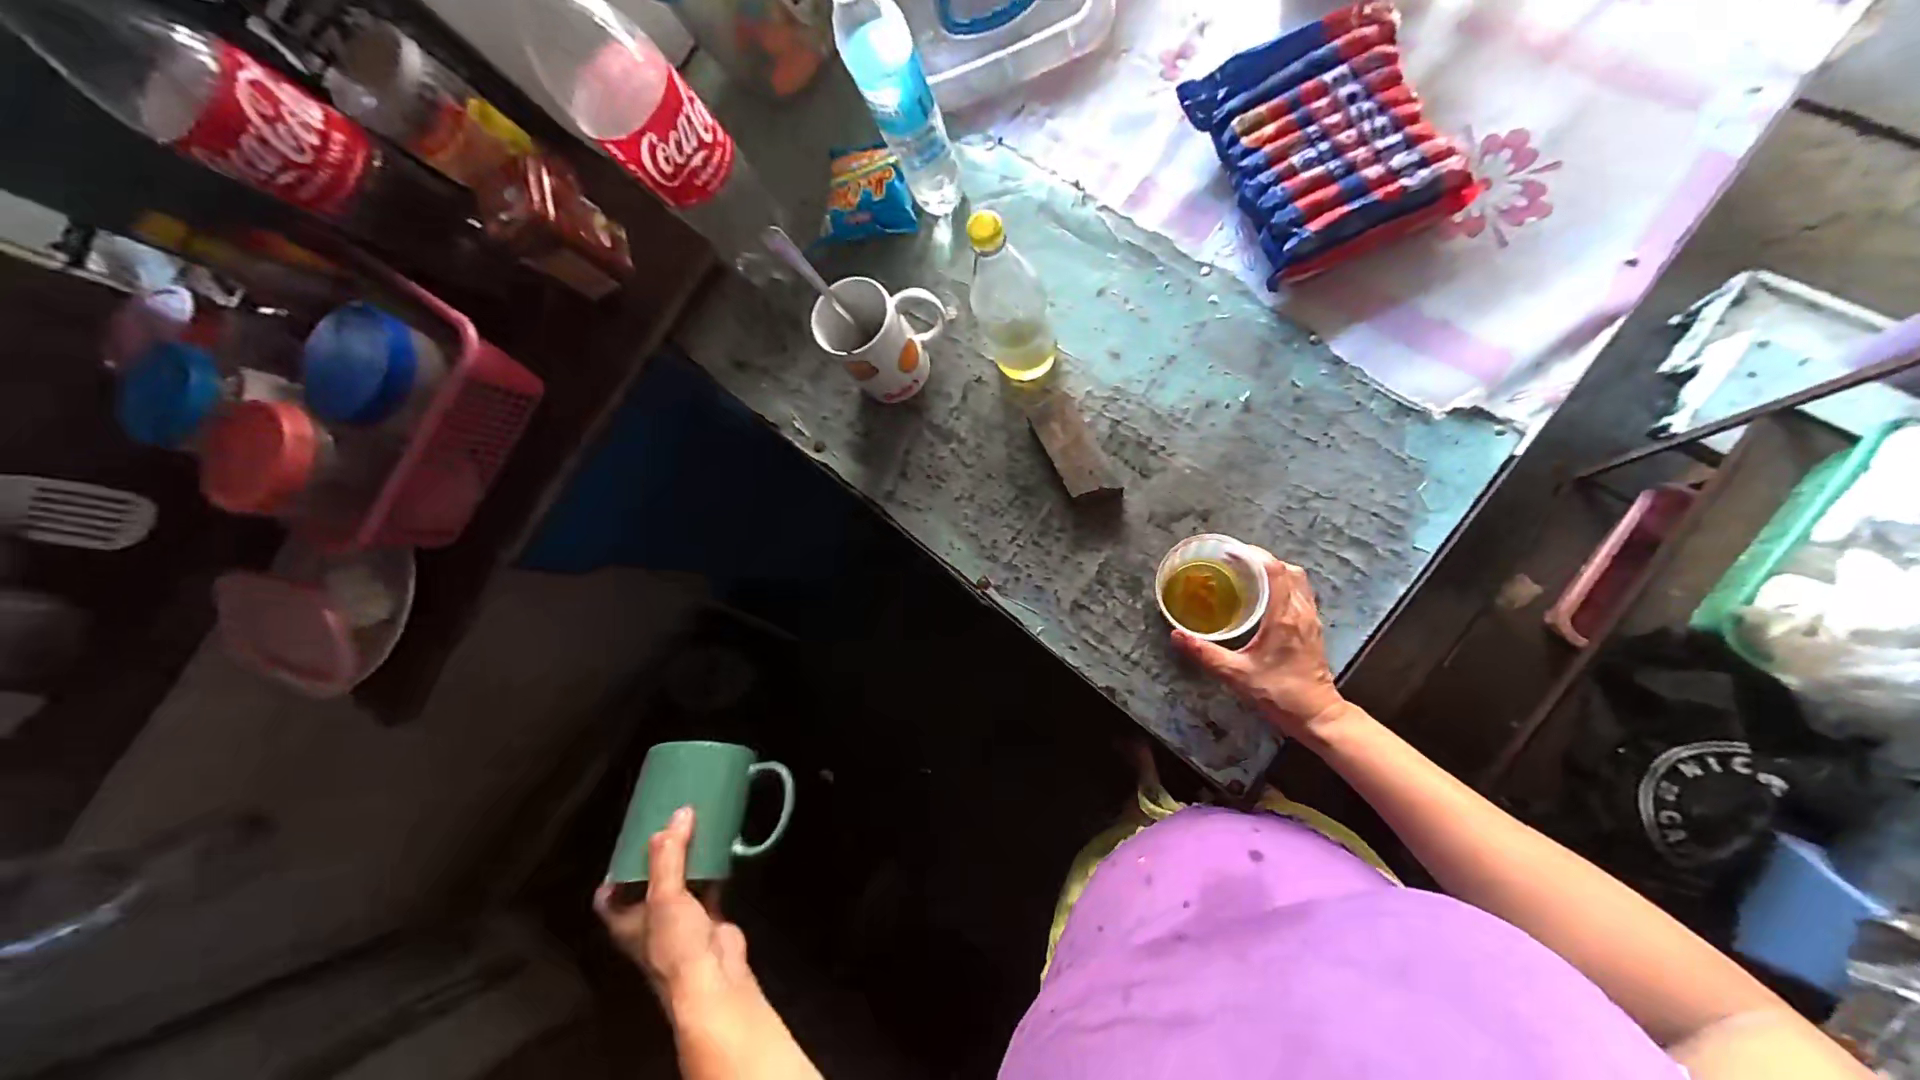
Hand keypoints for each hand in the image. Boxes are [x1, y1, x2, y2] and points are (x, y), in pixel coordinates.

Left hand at [594, 807, 756, 1015]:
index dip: (615, 870)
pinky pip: (707, 885)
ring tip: (694, 826)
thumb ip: (669, 855)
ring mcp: (679, 919)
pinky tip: (719, 846)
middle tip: (668, 824)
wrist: (713, 978)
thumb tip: (680, 813)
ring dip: (687, 858)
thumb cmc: (674, 943)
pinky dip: (712, 868)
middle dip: (658, 856)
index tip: (630, 841)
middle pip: (648, 882)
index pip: (609, 894)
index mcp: (625, 920)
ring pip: (679, 881)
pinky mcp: (707, 917)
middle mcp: (648, 920)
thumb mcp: (664, 895)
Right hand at [1171, 550, 1354, 741]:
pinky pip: (1300, 594)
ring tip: (1247, 574)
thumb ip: (1205, 653)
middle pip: (1288, 570)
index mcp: (1284, 618)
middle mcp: (1301, 613)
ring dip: (1274, 571)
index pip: (1275, 571)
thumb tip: (1177, 635)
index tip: (1230, 552)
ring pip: (1297, 580)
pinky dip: (1282, 585)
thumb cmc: (1279, 694)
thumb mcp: (1236, 675)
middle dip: (1261, 559)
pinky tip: (1263, 596)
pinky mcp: (1312, 628)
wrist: (1317, 716)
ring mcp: (1311, 620)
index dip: (1253, 555)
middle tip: (1234, 562)